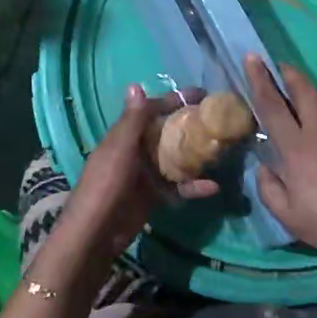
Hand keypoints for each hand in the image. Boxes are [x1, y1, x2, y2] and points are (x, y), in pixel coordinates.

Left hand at [64, 85, 217, 259]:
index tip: (201, 94)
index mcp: (124, 136)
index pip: (150, 111)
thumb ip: (132, 120)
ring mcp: (144, 175)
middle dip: (189, 126)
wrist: (96, 233)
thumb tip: (135, 84)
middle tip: (217, 120)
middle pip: (165, 133)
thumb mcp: (120, 149)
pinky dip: (192, 186)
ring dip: (194, 156)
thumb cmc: (106, 185)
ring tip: (220, 150)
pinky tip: (212, 187)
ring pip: (173, 159)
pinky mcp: (153, 197)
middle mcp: (135, 151)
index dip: (173, 100)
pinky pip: (176, 186)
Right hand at [244, 54, 316, 271]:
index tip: (252, 58)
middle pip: (303, 91)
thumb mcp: (291, 218)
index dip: (259, 80)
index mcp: (297, 148)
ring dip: (308, 92)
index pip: (272, 105)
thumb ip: (269, 189)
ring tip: (299, 94)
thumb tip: (263, 168)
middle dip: (288, 74)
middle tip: (277, 65)